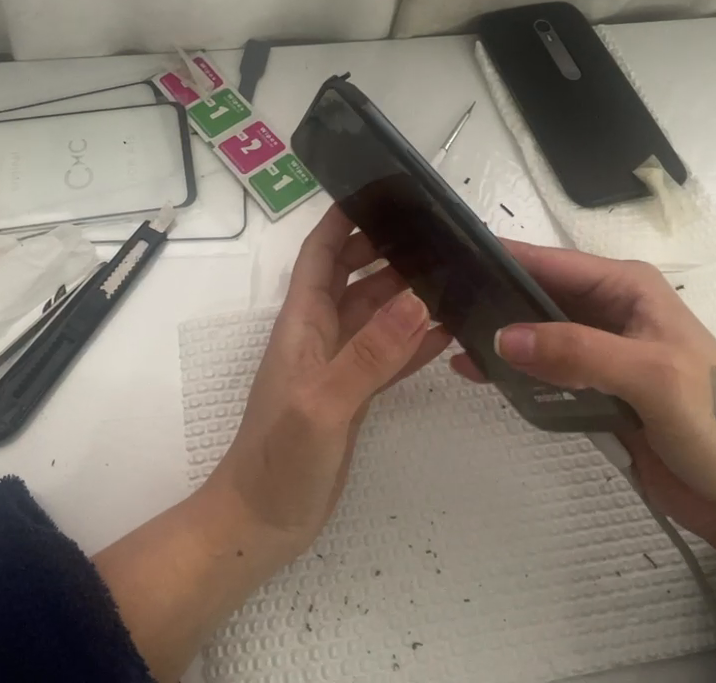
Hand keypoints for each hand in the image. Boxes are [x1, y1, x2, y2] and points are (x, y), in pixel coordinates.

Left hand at [203, 206, 452, 553]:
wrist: (264, 522)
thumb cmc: (280, 458)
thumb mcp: (324, 403)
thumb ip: (369, 354)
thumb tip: (417, 299)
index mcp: (302, 323)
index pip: (320, 255)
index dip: (343, 221)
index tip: (380, 194)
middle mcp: (319, 334)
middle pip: (352, 275)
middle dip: (385, 250)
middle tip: (435, 233)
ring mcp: (338, 364)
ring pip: (374, 313)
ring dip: (405, 293)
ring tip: (452, 272)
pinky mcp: (354, 394)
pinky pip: (388, 354)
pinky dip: (414, 339)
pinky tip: (449, 329)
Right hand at [449, 241, 715, 539]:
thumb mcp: (651, 378)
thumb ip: (578, 352)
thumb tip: (502, 336)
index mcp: (627, 288)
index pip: (550, 262)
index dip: (500, 257)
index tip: (447, 258)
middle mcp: (609, 310)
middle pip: (536, 292)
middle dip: (491, 296)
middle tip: (434, 304)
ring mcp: (599, 349)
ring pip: (534, 330)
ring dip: (497, 335)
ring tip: (445, 337)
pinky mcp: (591, 387)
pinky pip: (540, 368)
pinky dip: (509, 368)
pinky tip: (473, 372)